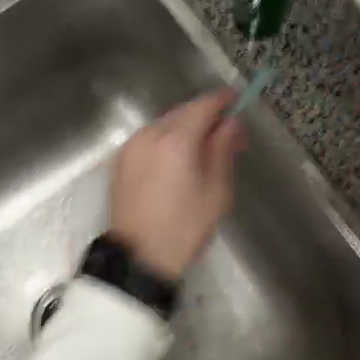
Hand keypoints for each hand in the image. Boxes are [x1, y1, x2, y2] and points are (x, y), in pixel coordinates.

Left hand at [108, 90, 246, 281]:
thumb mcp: (216, 192)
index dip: (222, 101)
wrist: (138, 259)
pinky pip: (150, 138)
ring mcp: (132, 145)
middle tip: (229, 137)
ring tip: (205, 152)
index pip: (203, 105)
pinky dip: (167, 140)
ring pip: (166, 124)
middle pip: (183, 112)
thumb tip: (231, 122)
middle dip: (207, 118)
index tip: (238, 102)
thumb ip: (223, 150)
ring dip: (186, 128)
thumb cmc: (184, 228)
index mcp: (176, 140)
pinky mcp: (121, 159)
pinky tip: (179, 161)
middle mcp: (150, 134)